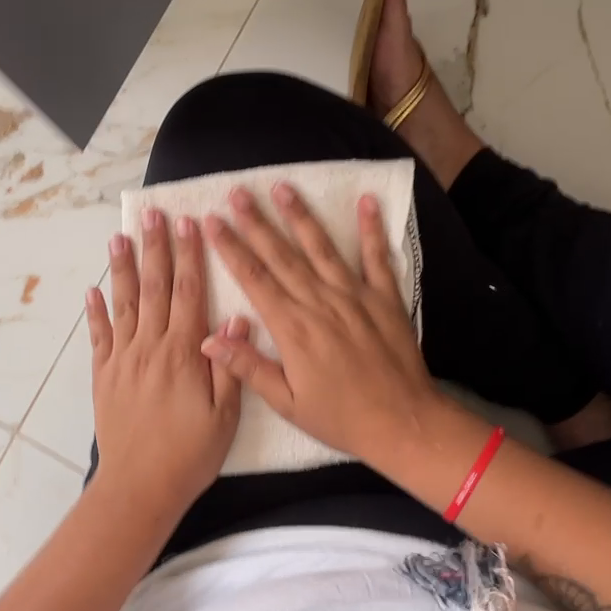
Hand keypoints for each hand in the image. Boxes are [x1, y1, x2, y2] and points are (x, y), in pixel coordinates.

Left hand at [87, 209, 242, 517]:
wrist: (140, 487)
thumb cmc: (191, 454)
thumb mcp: (226, 415)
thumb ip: (229, 365)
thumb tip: (235, 319)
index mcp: (183, 353)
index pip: (188, 292)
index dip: (189, 256)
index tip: (188, 224)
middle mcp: (150, 347)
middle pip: (153, 288)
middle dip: (155, 248)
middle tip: (153, 214)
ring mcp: (122, 360)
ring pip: (123, 304)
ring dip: (122, 268)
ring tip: (119, 237)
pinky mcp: (104, 376)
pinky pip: (99, 337)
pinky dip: (95, 312)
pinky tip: (93, 290)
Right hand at [199, 183, 454, 464]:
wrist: (403, 424)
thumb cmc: (340, 418)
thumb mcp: (287, 403)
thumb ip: (248, 367)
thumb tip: (207, 340)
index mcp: (292, 327)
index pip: (253, 278)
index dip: (230, 247)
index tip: (211, 220)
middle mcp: (320, 302)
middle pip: (281, 255)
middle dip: (256, 222)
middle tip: (237, 192)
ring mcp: (355, 296)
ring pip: (321, 248)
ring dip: (300, 216)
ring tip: (282, 186)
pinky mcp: (385, 298)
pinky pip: (377, 257)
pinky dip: (372, 228)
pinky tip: (366, 201)